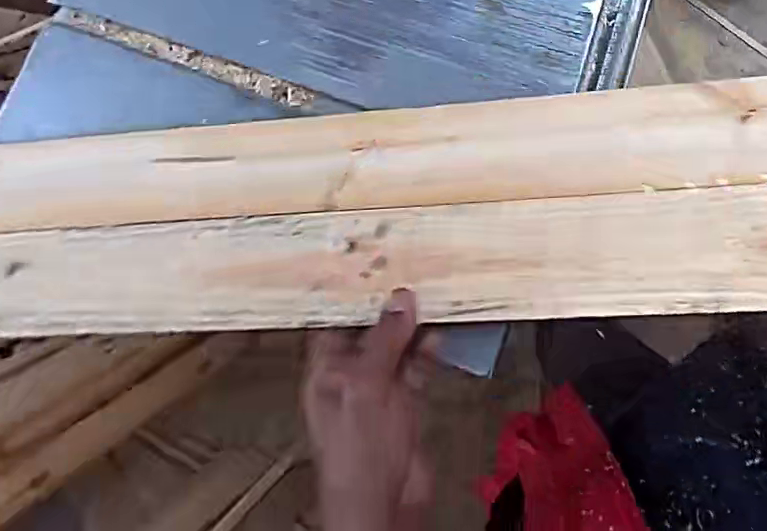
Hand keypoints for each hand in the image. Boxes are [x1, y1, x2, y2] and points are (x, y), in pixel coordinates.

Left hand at [302, 289, 433, 530]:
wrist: (384, 506)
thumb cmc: (357, 453)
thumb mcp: (366, 387)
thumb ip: (385, 340)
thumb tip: (402, 298)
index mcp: (326, 370)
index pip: (332, 320)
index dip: (348, 292)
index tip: (371, 261)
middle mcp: (351, 373)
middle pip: (370, 327)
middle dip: (390, 302)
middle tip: (412, 269)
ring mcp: (379, 386)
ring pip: (397, 342)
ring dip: (415, 322)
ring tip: (432, 294)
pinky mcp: (405, 398)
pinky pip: (418, 362)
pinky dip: (430, 346)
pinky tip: (441, 331)